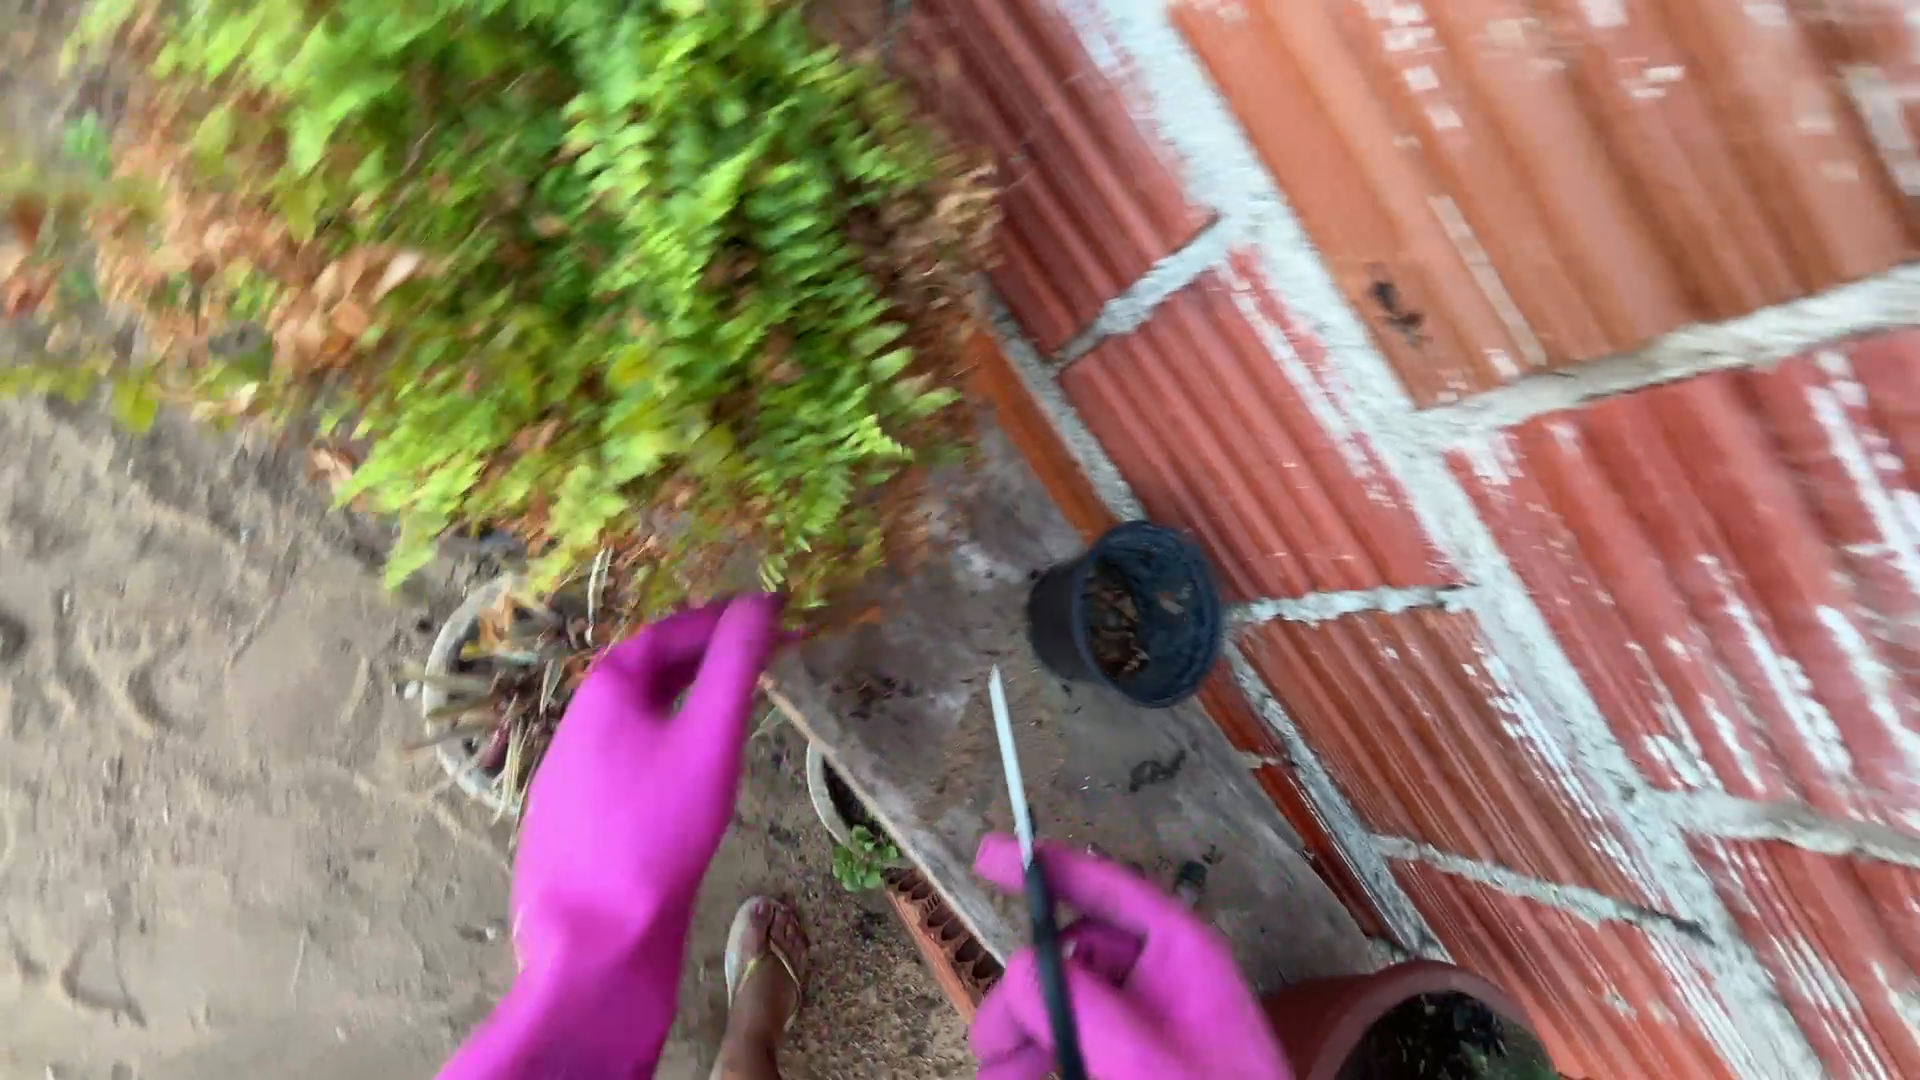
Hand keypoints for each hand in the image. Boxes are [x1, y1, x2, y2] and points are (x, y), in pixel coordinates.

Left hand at [509, 594, 782, 969]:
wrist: (595, 946)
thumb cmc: (658, 829)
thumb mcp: (710, 737)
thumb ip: (736, 664)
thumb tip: (761, 601)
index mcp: (605, 691)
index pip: (670, 630)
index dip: (723, 618)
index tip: (771, 614)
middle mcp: (581, 721)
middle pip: (654, 667)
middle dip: (711, 651)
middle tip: (764, 650)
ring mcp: (575, 770)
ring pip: (643, 711)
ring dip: (693, 691)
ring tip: (739, 694)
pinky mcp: (583, 812)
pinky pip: (634, 750)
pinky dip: (674, 732)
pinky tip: (699, 758)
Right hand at [970, 834, 1290, 1079]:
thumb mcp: (1141, 1060)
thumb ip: (1078, 1005)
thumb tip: (1021, 966)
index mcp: (1178, 948)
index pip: (1102, 884)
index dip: (1043, 866)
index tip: (986, 858)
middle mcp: (1163, 971)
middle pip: (1073, 952)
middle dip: (1025, 992)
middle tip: (989, 1042)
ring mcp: (1155, 1015)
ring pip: (1071, 999)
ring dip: (1029, 1032)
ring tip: (997, 1074)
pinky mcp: (1144, 1052)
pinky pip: (1085, 1035)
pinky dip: (1050, 1052)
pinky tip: (1025, 1077)